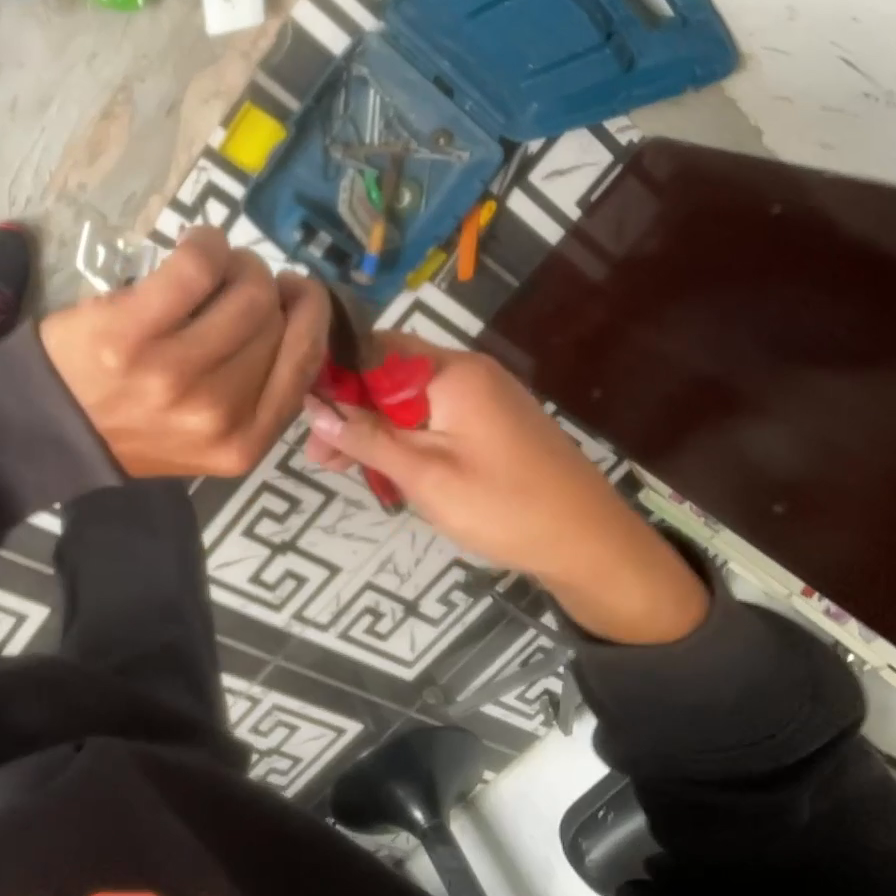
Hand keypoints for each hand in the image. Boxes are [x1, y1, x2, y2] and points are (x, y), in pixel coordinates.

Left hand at [41, 227, 330, 477]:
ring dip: (235, 265)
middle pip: (274, 319)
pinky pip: (198, 265)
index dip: (308, 315)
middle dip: (262, 287)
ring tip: (209, 270)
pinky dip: (205, 244)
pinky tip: (193, 246)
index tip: (291, 294)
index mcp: (242, 443)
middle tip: (233, 283)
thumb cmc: (136, 422)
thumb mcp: (212, 435)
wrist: (52, 427)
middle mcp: (216, 413)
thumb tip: (294, 307)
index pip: (306, 361)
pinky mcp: (132, 333)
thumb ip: (260, 392)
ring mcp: (174, 374)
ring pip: (246, 290)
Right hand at [303, 335, 708, 643]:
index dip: (334, 376)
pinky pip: (433, 416)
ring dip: (374, 428)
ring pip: (408, 399)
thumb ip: (366, 438)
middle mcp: (468, 371)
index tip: (303, 413)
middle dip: (350, 409)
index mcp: (452, 373)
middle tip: (320, 456)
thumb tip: (313, 408)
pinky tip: (386, 468)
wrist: (592, 546)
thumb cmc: (504, 507)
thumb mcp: (423, 475)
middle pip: (389, 374)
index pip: (374, 349)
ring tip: (342, 467)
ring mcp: (483, 396)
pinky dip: (404, 438)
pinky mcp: (492, 423)